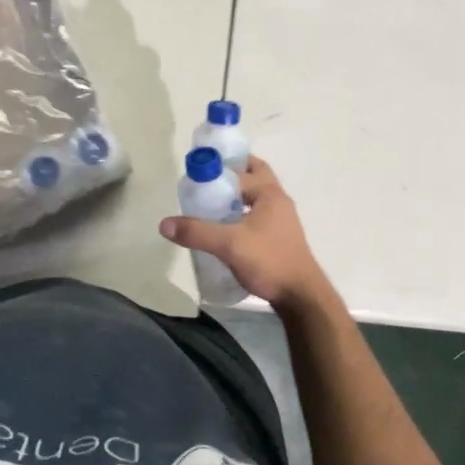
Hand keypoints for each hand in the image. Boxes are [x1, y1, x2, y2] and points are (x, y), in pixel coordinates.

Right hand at [159, 157, 330, 306]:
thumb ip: (197, 232)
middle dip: (231, 175)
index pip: (242, 169)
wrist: (300, 296)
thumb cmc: (269, 261)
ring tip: (210, 206)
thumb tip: (164, 223)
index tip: (195, 174)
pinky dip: (241, 214)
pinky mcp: (279, 237)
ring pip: (256, 197)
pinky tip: (225, 229)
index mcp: (270, 193)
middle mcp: (278, 201)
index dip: (218, 168)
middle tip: (205, 183)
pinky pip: (257, 215)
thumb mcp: (229, 245)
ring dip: (236, 196)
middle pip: (254, 176)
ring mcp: (281, 220)